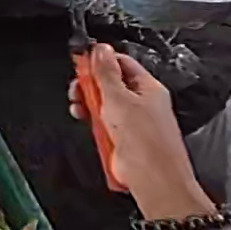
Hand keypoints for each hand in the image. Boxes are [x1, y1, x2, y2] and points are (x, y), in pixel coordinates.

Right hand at [70, 43, 215, 221]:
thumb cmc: (146, 142)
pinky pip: (102, 123)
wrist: (152, 180)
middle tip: (78, 89)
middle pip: (108, 83)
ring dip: (87, 104)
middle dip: (89, 85)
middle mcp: (141, 103)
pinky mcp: (121, 138)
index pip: (121, 63)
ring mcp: (131, 121)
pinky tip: (86, 123)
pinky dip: (92, 122)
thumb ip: (106, 73)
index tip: (81, 64)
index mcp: (148, 88)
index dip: (100, 61)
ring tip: (80, 108)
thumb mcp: (118, 98)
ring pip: (102, 104)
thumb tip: (100, 49)